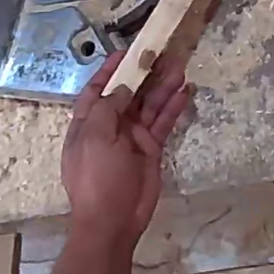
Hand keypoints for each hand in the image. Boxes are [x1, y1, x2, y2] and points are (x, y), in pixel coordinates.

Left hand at [61, 50, 192, 250]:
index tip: (126, 51)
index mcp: (89, 123)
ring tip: (180, 67)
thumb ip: (108, 108)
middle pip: (129, 93)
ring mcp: (132, 137)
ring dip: (162, 86)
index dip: (110, 70)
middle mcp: (110, 126)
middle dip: (144, 74)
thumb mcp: (95, 138)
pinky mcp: (151, 148)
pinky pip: (163, 122)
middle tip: (164, 53)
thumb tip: (124, 88)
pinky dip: (173, 107)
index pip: (98, 89)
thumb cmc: (96, 178)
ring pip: (149, 105)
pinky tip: (185, 92)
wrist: (113, 222)